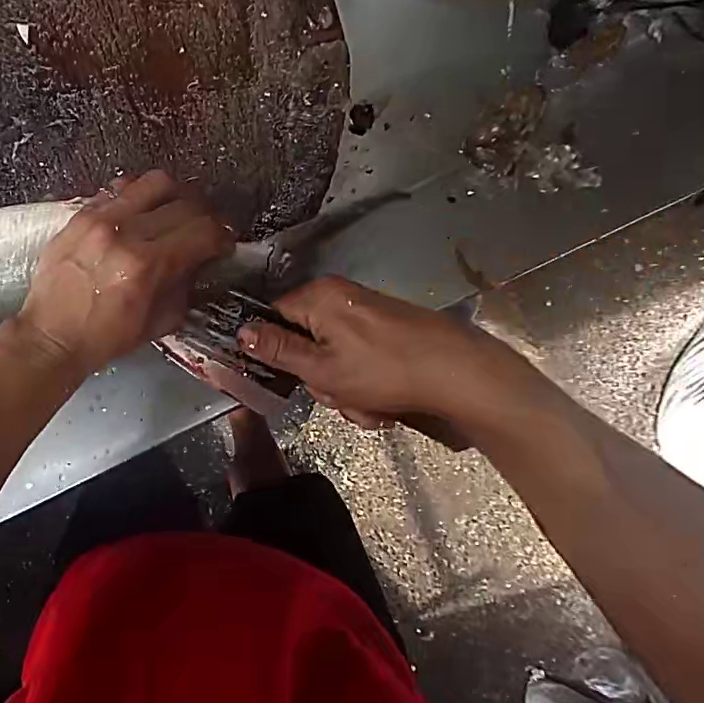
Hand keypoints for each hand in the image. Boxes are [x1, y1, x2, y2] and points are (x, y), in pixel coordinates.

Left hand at [15, 171, 233, 376]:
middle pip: (184, 202)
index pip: (202, 231)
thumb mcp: (157, 323)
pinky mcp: (79, 216)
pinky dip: (139, 197)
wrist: (50, 336)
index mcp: (145, 266)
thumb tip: (200, 261)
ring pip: (154, 182)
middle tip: (204, 229)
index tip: (225, 243)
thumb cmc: (103, 338)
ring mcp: (98, 220)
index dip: (223, 236)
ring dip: (175, 196)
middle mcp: (123, 234)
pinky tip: (141, 213)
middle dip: (204, 216)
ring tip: (175, 212)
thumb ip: (184, 286)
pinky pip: (119, 189)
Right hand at [239, 276, 545, 432]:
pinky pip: (359, 359)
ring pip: (332, 357)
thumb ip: (277, 350)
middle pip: (304, 341)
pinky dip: (366, 384)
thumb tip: (240, 331)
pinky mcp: (388, 330)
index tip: (280, 378)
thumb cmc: (384, 371)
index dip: (271, 349)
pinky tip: (385, 402)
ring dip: (344, 389)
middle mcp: (340, 297)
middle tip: (337, 394)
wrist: (463, 375)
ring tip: (368, 404)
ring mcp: (367, 313)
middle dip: (317, 377)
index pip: (271, 317)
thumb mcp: (320, 369)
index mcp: (318, 298)